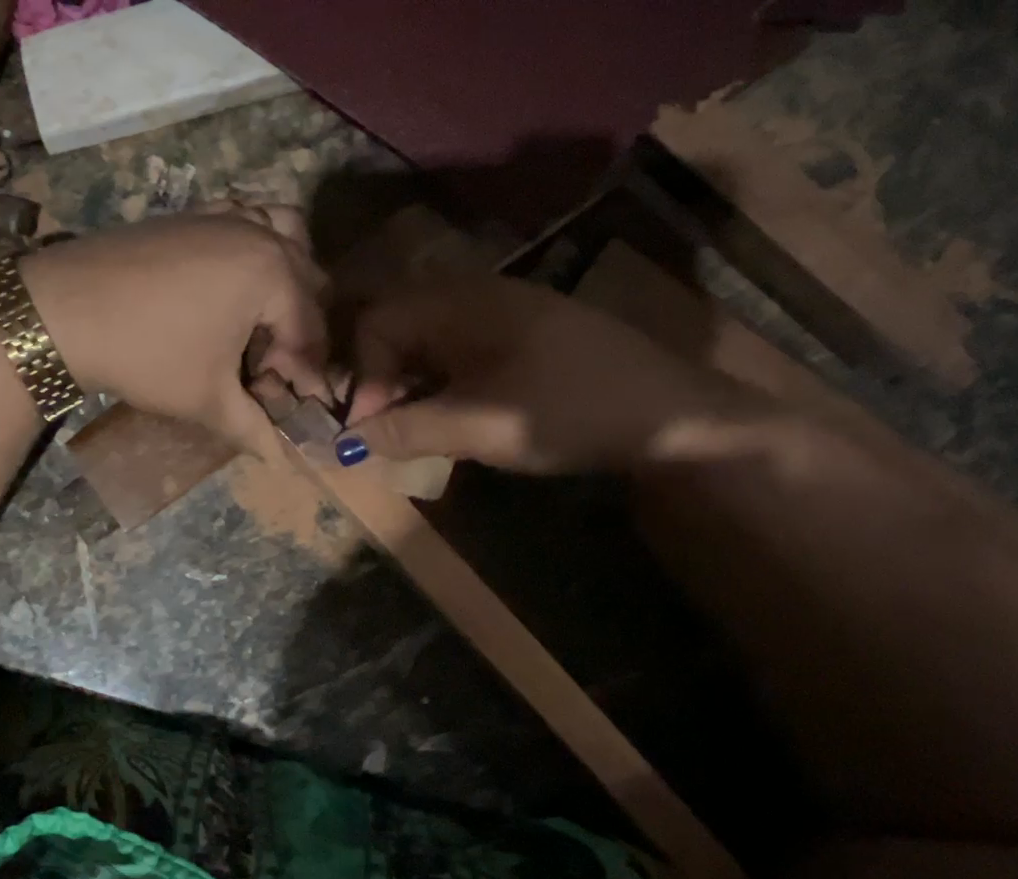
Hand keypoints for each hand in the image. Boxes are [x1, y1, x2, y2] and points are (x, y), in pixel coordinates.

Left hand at [18, 205, 329, 459]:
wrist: (64, 310)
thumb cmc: (146, 355)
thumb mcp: (206, 400)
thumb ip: (253, 429)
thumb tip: (281, 459)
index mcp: (274, 275)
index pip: (311, 330)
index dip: (308, 375)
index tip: (298, 405)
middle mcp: (259, 234)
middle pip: (307, 282)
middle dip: (299, 330)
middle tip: (270, 371)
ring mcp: (224, 216)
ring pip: (284, 239)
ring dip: (288, 281)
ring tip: (263, 323)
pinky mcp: (192, 213)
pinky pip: (246, 219)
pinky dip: (256, 246)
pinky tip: (231, 283)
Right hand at [340, 274, 765, 472]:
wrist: (674, 418)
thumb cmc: (569, 413)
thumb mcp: (480, 427)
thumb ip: (407, 430)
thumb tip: (343, 443)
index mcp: (463, 302)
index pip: (377, 323)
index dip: (363, 378)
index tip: (371, 431)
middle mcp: (478, 296)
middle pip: (398, 328)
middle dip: (381, 382)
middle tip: (387, 432)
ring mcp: (505, 314)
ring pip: (427, 343)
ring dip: (409, 387)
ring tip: (418, 432)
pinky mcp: (525, 338)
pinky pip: (458, 352)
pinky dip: (441, 385)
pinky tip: (455, 419)